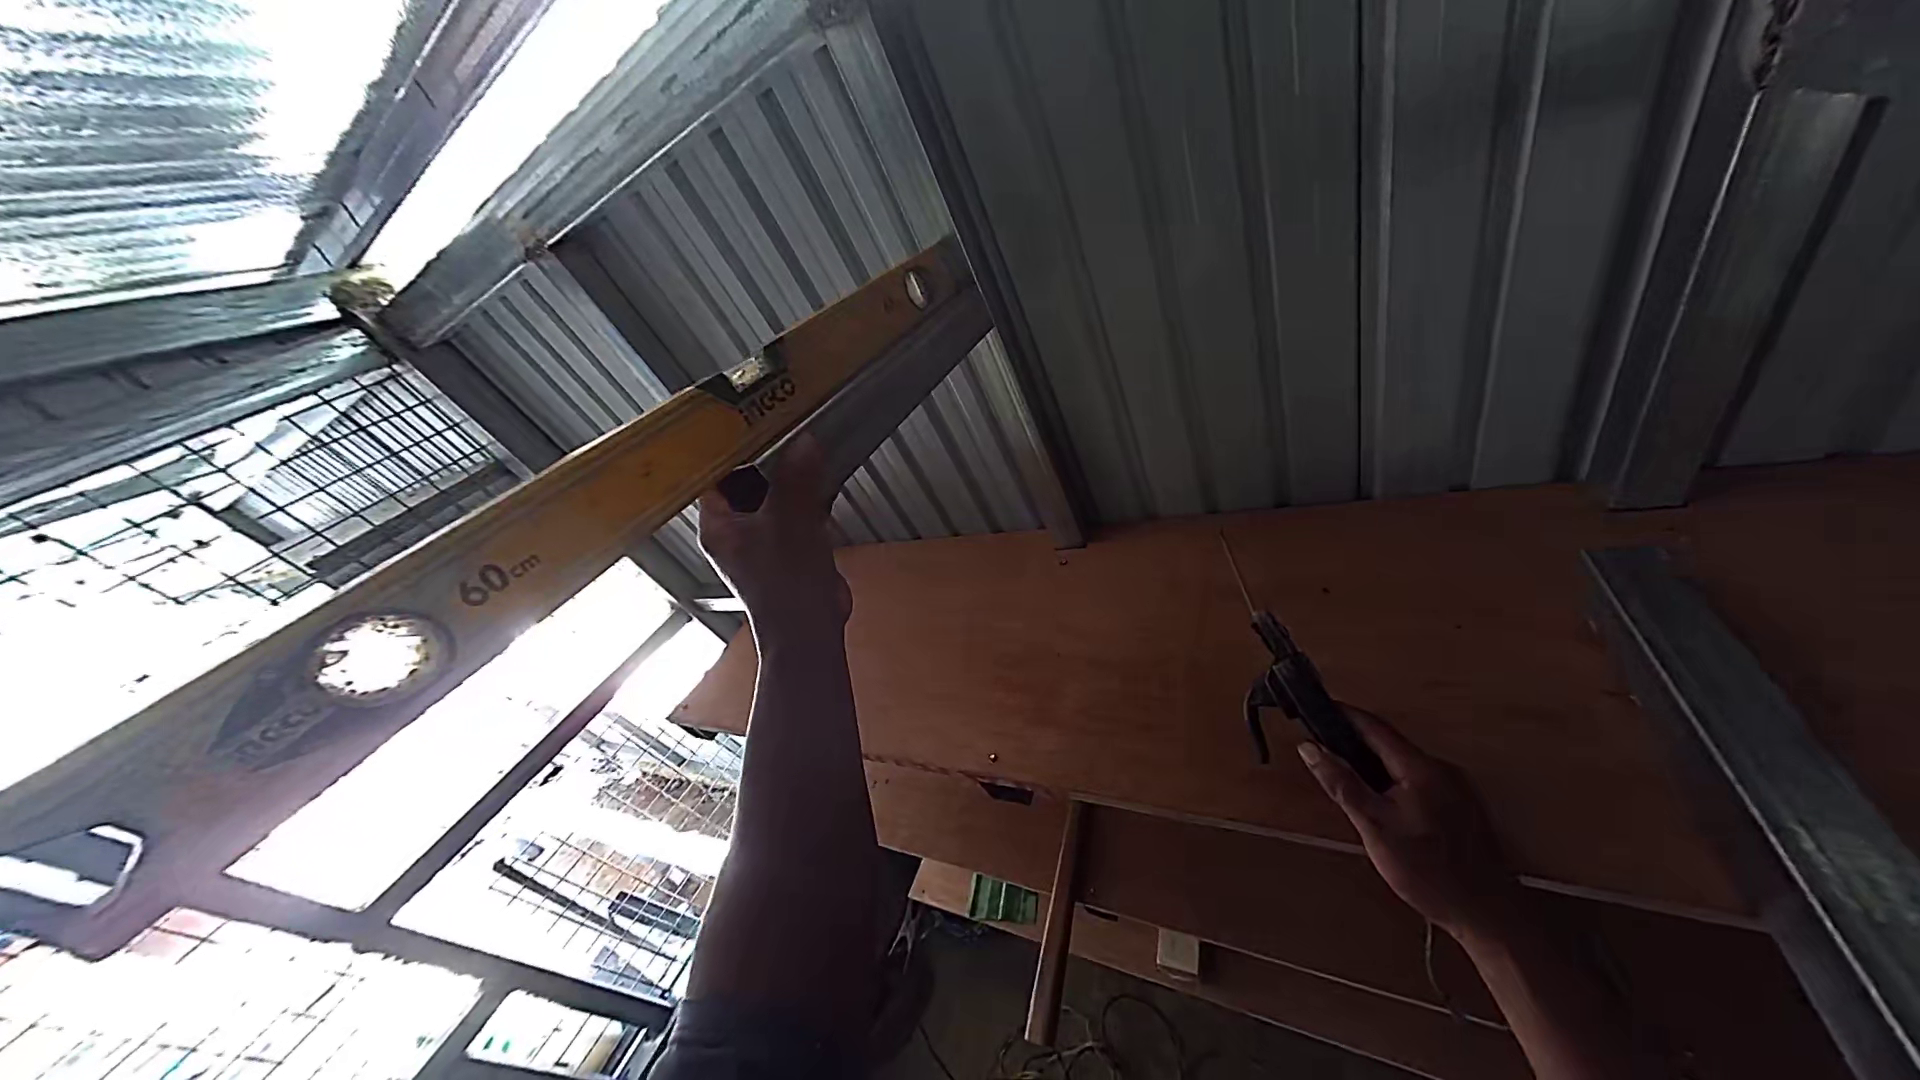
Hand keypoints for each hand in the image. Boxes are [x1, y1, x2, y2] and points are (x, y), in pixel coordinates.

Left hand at [698, 436, 851, 637]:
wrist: (810, 627)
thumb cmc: (786, 579)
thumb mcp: (790, 518)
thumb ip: (796, 477)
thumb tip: (805, 441)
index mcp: (718, 527)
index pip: (715, 478)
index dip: (732, 453)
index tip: (753, 426)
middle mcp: (735, 535)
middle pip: (748, 487)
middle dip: (769, 465)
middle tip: (787, 433)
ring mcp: (764, 544)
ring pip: (774, 501)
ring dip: (792, 483)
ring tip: (807, 452)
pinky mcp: (790, 553)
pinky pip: (796, 517)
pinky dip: (808, 502)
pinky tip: (823, 485)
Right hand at [1297, 708, 1522, 938]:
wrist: (1489, 918)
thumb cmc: (1430, 872)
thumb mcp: (1373, 825)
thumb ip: (1341, 782)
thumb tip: (1310, 748)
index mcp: (1422, 768)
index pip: (1374, 726)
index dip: (1342, 714)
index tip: (1316, 709)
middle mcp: (1443, 771)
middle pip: (1388, 745)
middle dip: (1353, 744)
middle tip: (1324, 753)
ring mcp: (1456, 790)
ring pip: (1402, 765)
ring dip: (1372, 767)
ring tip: (1347, 784)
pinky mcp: (1461, 809)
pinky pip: (1418, 782)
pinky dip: (1392, 784)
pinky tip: (1381, 807)